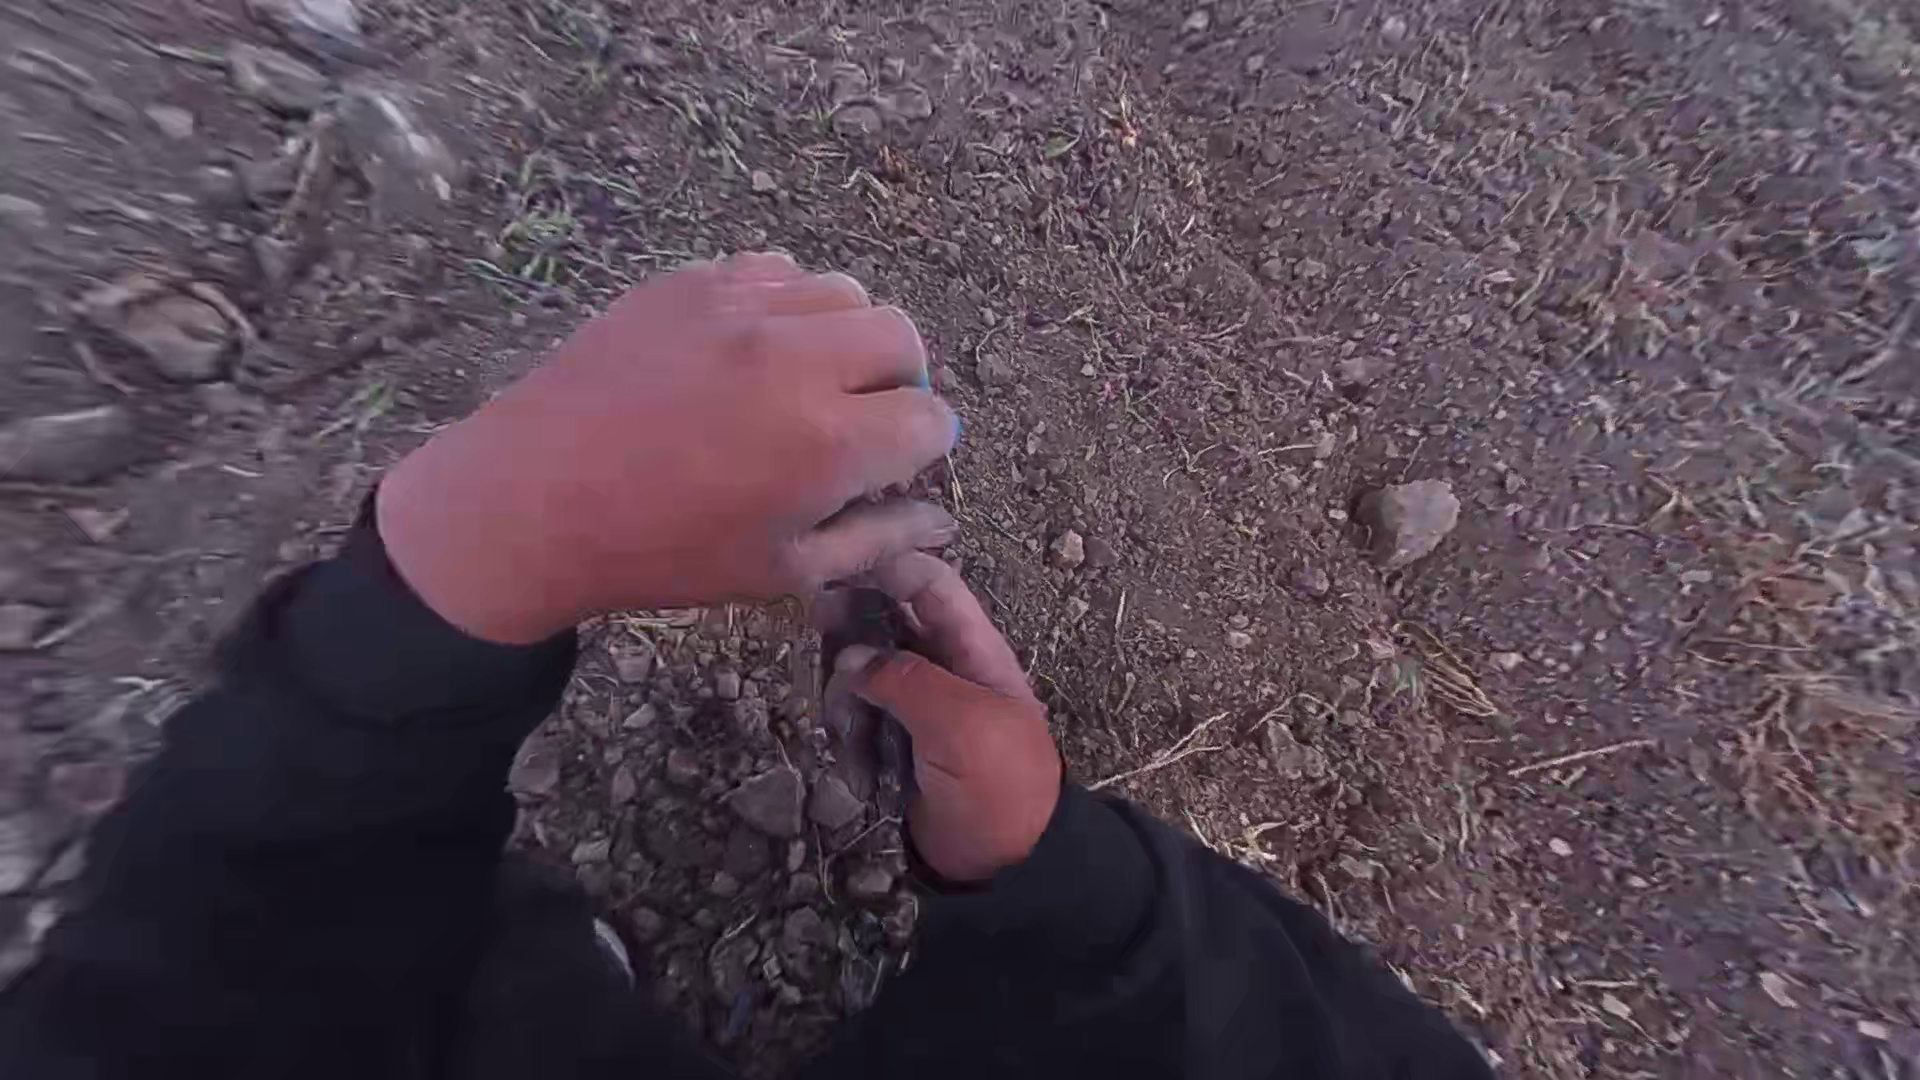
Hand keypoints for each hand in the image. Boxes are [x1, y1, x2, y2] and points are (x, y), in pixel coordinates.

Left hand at [376, 254, 959, 642]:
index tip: (897, 464)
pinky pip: (782, 271)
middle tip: (863, 420)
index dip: (925, 448)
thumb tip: (942, 521)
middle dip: (901, 384)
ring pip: (848, 293)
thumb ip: (880, 541)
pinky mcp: (693, 282)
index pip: (931, 420)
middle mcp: (798, 359)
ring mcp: (742, 308)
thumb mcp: (787, 570)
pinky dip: (796, 308)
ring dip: (852, 340)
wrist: (532, 502)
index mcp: (829, 443)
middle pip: (903, 338)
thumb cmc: (669, 552)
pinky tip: (762, 349)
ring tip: (813, 381)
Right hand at [838, 553, 1061, 882]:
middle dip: (854, 620)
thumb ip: (908, 680)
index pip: (931, 586)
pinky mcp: (893, 734)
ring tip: (835, 705)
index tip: (839, 565)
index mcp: (972, 647)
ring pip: (866, 665)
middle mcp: (941, 664)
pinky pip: (859, 709)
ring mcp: (916, 700)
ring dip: (845, 680)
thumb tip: (849, 657)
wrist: (1003, 864)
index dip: (891, 568)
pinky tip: (844, 742)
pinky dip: (845, 719)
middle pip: (890, 620)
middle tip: (815, 621)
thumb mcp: (963, 723)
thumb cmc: (998, 782)